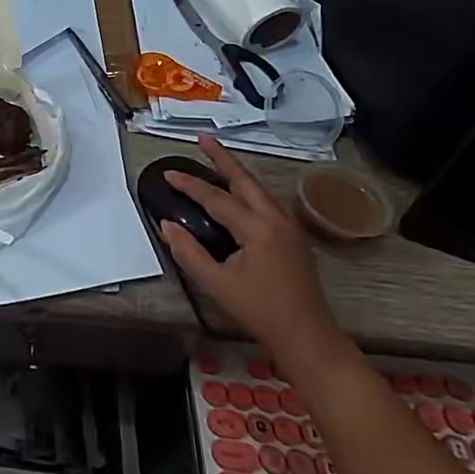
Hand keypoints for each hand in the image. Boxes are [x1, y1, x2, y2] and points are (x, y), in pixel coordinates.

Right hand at [158, 134, 344, 367]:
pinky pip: (266, 201)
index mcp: (257, 228)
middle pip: (244, 180)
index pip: (216, 198)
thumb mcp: (216, 284)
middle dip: (222, 158)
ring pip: (258, 188)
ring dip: (236, 171)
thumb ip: (188, 252)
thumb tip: (167, 224)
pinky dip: (248, 188)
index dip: (189, 185)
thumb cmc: (260, 311)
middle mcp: (276, 218)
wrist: (307, 336)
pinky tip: (239, 191)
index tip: (167, 174)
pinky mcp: (293, 236)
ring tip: (217, 158)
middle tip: (203, 138)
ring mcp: (289, 226)